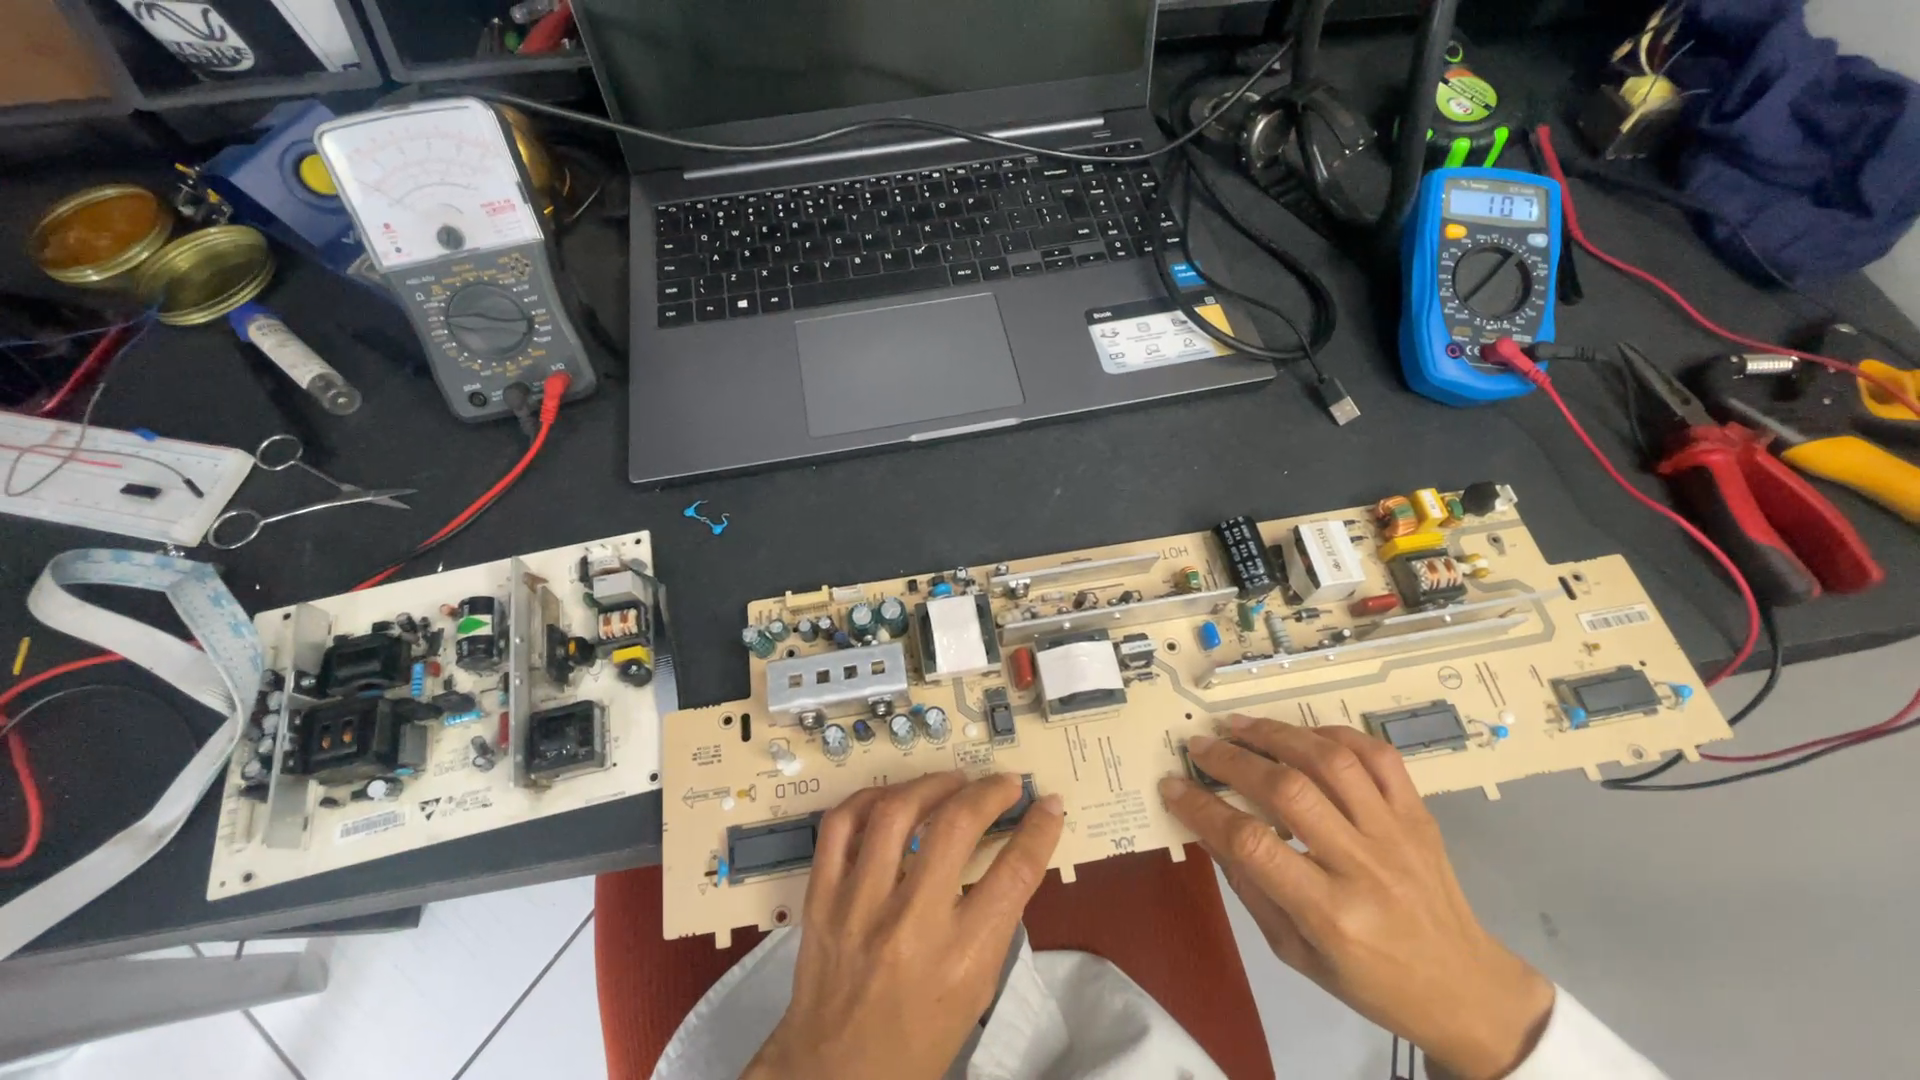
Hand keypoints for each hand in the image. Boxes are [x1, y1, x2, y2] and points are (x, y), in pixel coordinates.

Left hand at [744, 772, 1065, 1079]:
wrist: (836, 1074)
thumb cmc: (921, 1036)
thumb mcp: (976, 986)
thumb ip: (994, 919)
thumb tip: (1014, 847)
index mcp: (961, 958)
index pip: (1013, 872)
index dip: (1039, 828)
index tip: (1047, 803)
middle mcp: (910, 925)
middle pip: (954, 827)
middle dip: (988, 792)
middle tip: (1003, 783)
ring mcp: (857, 907)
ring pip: (894, 814)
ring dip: (932, 784)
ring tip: (953, 782)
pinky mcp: (820, 899)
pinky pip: (839, 826)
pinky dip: (868, 798)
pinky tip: (892, 796)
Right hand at [1161, 717, 1553, 1079]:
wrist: (1464, 988)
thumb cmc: (1368, 980)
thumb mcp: (1294, 951)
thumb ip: (1249, 886)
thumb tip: (1207, 827)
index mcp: (1330, 913)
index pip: (1253, 845)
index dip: (1203, 809)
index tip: (1172, 786)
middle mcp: (1364, 866)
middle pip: (1288, 792)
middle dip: (1233, 760)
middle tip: (1199, 747)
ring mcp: (1397, 834)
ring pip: (1332, 762)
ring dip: (1277, 734)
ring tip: (1240, 725)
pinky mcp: (1420, 814)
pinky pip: (1378, 757)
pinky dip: (1335, 734)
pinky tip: (1302, 735)